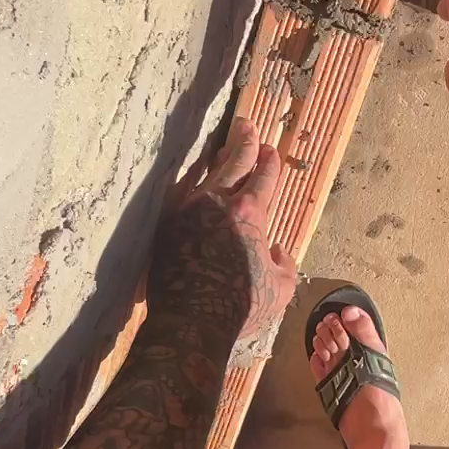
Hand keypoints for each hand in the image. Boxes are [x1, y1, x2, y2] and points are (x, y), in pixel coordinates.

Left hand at [152, 117, 297, 358]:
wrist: (189, 322)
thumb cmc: (241, 306)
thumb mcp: (280, 289)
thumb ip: (284, 265)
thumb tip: (277, 252)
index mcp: (249, 213)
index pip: (262, 177)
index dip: (269, 162)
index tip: (271, 150)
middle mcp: (215, 202)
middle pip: (231, 162)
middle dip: (243, 142)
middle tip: (246, 125)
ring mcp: (184, 212)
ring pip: (203, 176)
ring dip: (216, 161)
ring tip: (223, 149)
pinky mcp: (163, 227)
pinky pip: (181, 197)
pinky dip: (192, 187)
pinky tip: (195, 186)